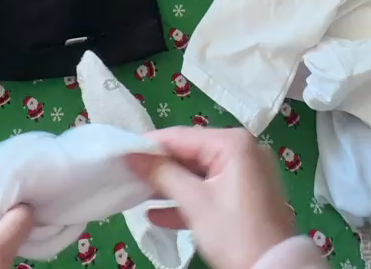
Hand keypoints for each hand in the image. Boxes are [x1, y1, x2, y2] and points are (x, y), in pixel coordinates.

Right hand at [127, 126, 298, 268]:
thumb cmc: (234, 234)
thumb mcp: (195, 203)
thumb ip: (161, 174)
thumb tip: (131, 155)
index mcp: (234, 143)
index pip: (182, 137)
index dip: (150, 145)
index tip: (122, 153)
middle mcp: (243, 151)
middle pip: (190, 154)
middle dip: (160, 169)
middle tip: (129, 175)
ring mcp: (248, 175)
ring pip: (199, 174)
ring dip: (171, 187)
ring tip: (139, 194)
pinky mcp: (248, 197)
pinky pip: (211, 190)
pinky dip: (189, 201)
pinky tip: (159, 214)